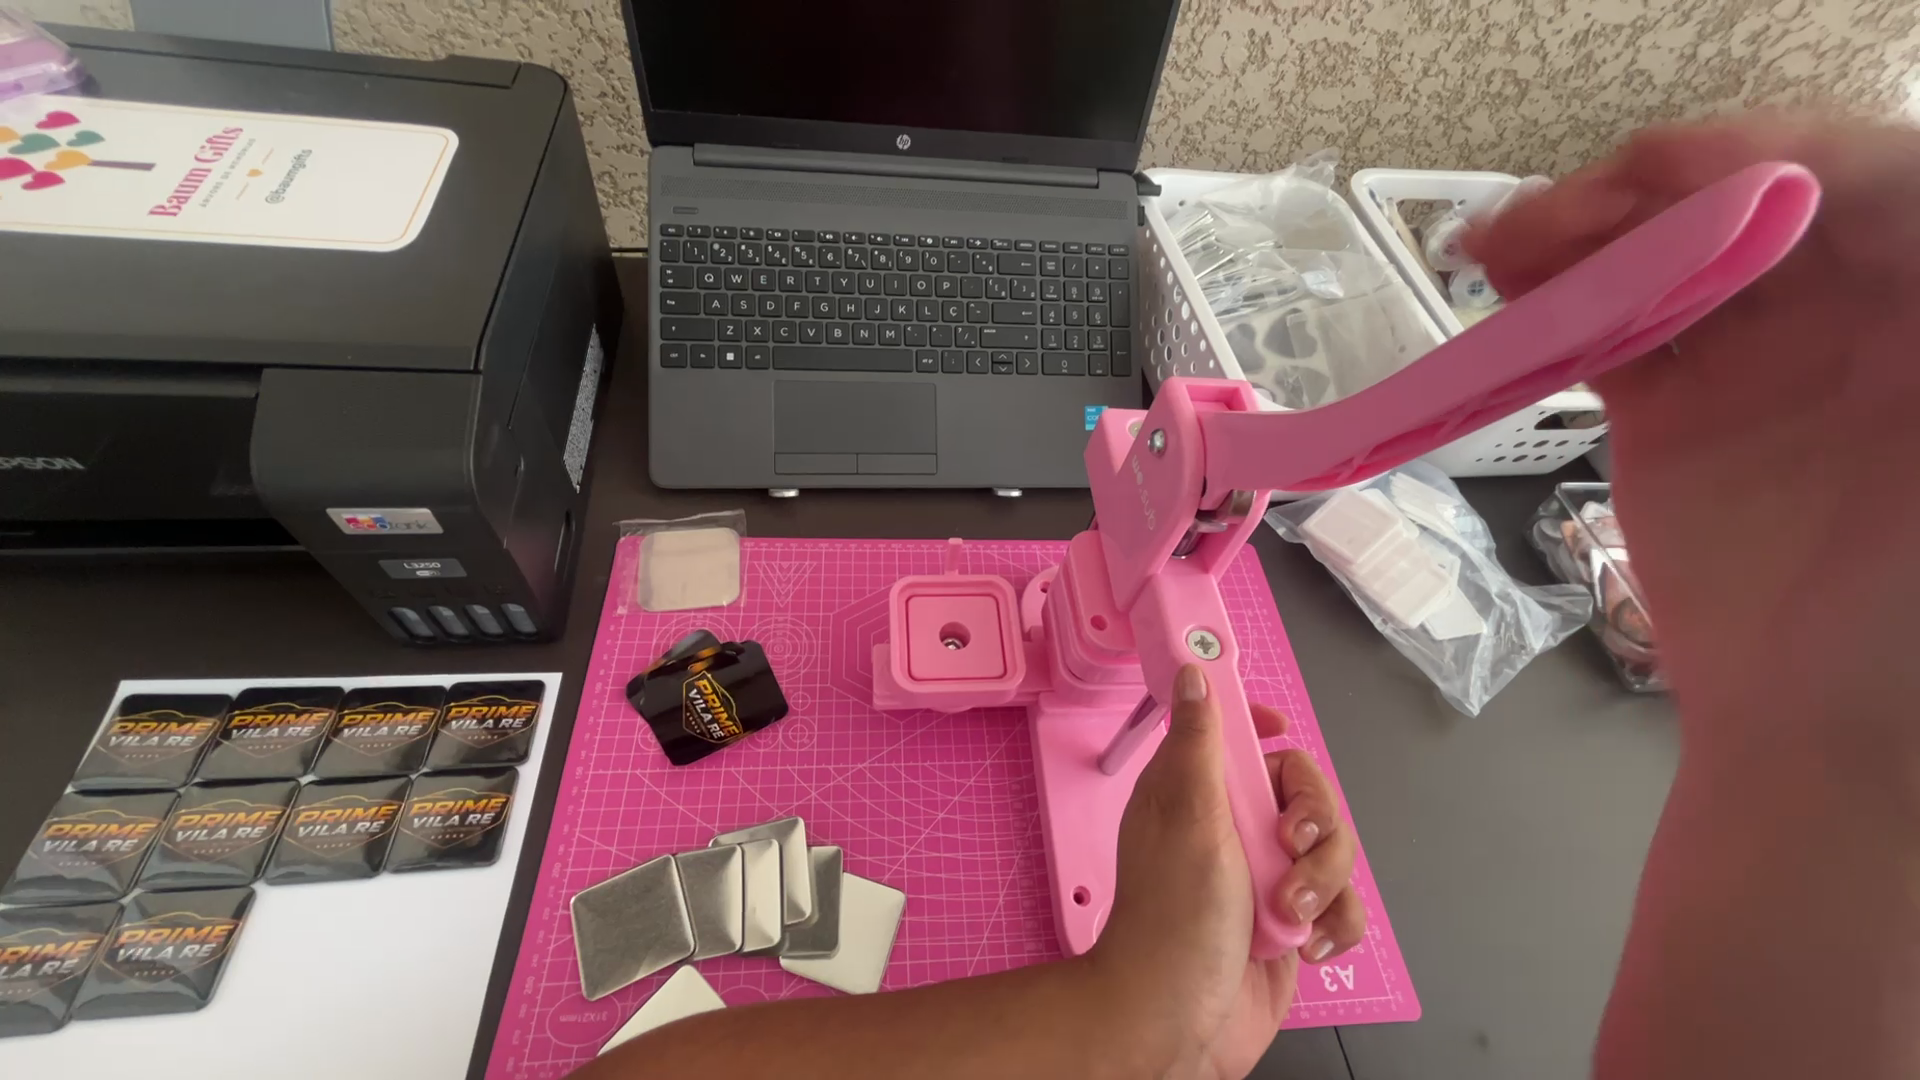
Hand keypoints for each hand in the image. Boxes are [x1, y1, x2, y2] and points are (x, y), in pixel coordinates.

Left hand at [1090, 664, 1364, 1079]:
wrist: (1179, 1019)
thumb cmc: (1176, 915)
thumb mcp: (1188, 815)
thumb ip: (1199, 742)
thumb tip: (1193, 672)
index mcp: (1194, 790)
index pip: (1235, 736)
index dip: (1260, 725)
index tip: (1279, 731)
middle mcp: (1230, 825)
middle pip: (1303, 791)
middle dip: (1314, 821)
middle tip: (1291, 847)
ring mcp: (1264, 873)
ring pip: (1331, 848)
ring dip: (1324, 881)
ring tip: (1290, 914)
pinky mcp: (1291, 920)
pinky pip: (1340, 904)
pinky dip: (1336, 922)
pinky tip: (1310, 944)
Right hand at [1464, 116, 1919, 729]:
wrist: (1818, 715)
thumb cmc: (1908, 612)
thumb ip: (1910, 315)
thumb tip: (1875, 187)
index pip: (1867, 182)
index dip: (1757, 164)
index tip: (1645, 184)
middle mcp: (1862, 311)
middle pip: (1742, 211)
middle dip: (1639, 200)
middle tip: (1535, 221)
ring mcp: (1760, 359)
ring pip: (1664, 265)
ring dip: (1579, 246)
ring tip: (1495, 248)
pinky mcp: (1677, 407)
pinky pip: (1614, 335)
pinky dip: (1556, 311)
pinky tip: (1506, 296)